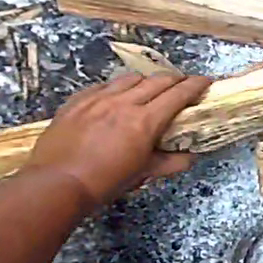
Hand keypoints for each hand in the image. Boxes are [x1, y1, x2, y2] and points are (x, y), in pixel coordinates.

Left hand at [26, 73, 211, 208]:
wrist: (57, 183)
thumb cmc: (105, 183)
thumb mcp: (142, 175)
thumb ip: (170, 163)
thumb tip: (190, 157)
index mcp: (146, 121)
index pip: (178, 94)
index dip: (195, 85)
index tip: (205, 82)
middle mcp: (125, 103)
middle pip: (157, 80)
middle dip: (175, 80)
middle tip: (182, 85)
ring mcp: (99, 98)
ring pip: (130, 78)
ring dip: (146, 81)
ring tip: (149, 89)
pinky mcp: (78, 100)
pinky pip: (104, 85)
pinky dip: (118, 87)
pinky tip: (116, 96)